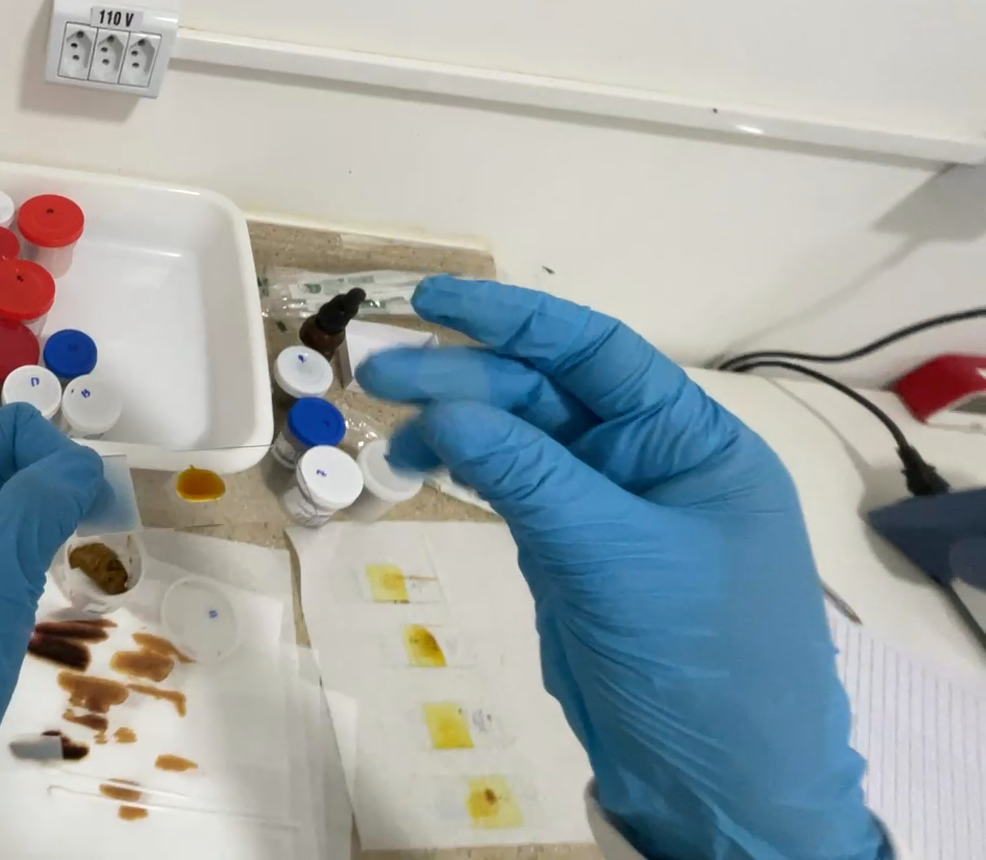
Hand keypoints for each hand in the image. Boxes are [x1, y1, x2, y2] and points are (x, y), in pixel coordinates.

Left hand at [0, 404, 106, 859]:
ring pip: (18, 506)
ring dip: (60, 514)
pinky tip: (65, 573)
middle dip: (64, 481)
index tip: (94, 499)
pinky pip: (13, 547)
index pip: (8, 431)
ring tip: (96, 547)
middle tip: (107, 525)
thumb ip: (33, 508)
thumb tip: (83, 458)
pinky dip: (46, 547)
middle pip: (15, 463)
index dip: (55, 452)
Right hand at [357, 277, 883, 858]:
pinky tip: (412, 461)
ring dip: (446, 419)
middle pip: (535, 388)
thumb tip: (438, 406)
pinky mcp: (556, 530)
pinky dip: (452, 461)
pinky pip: (496, 473)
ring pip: (507, 429)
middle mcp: (638, 454)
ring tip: (386, 427)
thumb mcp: (611, 554)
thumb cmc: (693, 658)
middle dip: (456, 375)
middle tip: (374, 372)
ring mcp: (593, 493)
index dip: (509, 316)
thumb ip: (525, 472)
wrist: (705, 780)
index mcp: (685, 441)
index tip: (430, 299)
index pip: (592, 350)